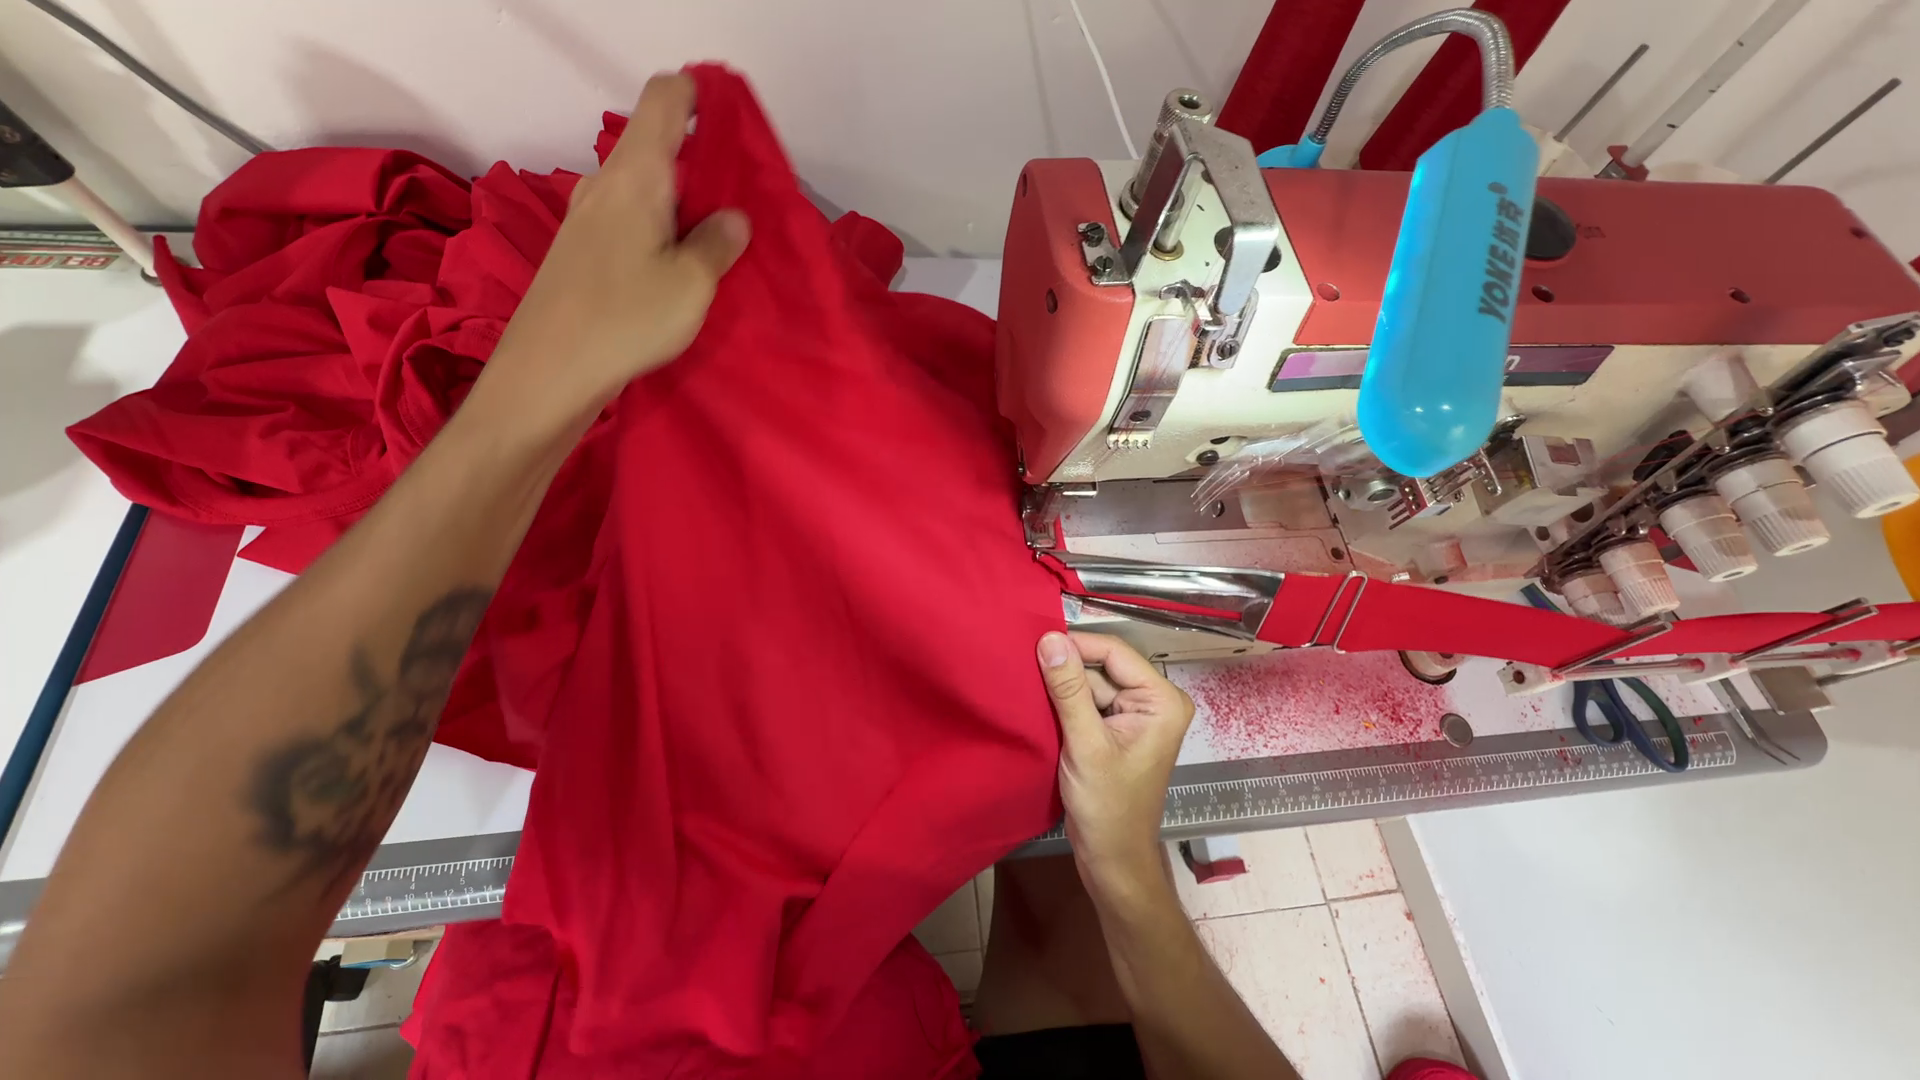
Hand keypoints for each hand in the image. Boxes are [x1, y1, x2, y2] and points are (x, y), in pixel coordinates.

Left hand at [483, 72, 750, 429]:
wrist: (550, 370)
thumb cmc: (625, 319)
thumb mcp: (693, 283)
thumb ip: (720, 243)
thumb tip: (733, 218)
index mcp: (636, 174)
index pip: (666, 97)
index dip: (703, 96)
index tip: (737, 129)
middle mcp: (607, 183)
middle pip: (660, 144)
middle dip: (706, 163)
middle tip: (744, 204)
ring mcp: (590, 217)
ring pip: (649, 187)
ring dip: (686, 204)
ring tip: (720, 244)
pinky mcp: (585, 250)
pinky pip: (634, 219)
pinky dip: (665, 229)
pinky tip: (682, 270)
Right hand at [1036, 631, 1194, 895]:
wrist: (1111, 857)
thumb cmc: (1107, 807)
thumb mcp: (1085, 744)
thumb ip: (1068, 690)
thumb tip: (1049, 639)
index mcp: (1161, 700)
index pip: (1115, 652)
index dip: (1076, 645)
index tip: (1034, 643)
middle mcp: (1154, 700)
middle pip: (1101, 666)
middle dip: (1066, 668)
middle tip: (1024, 665)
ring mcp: (1136, 715)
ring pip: (1090, 683)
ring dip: (1062, 687)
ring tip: (1027, 686)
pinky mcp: (1116, 728)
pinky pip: (1088, 702)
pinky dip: (1065, 704)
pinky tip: (1040, 704)